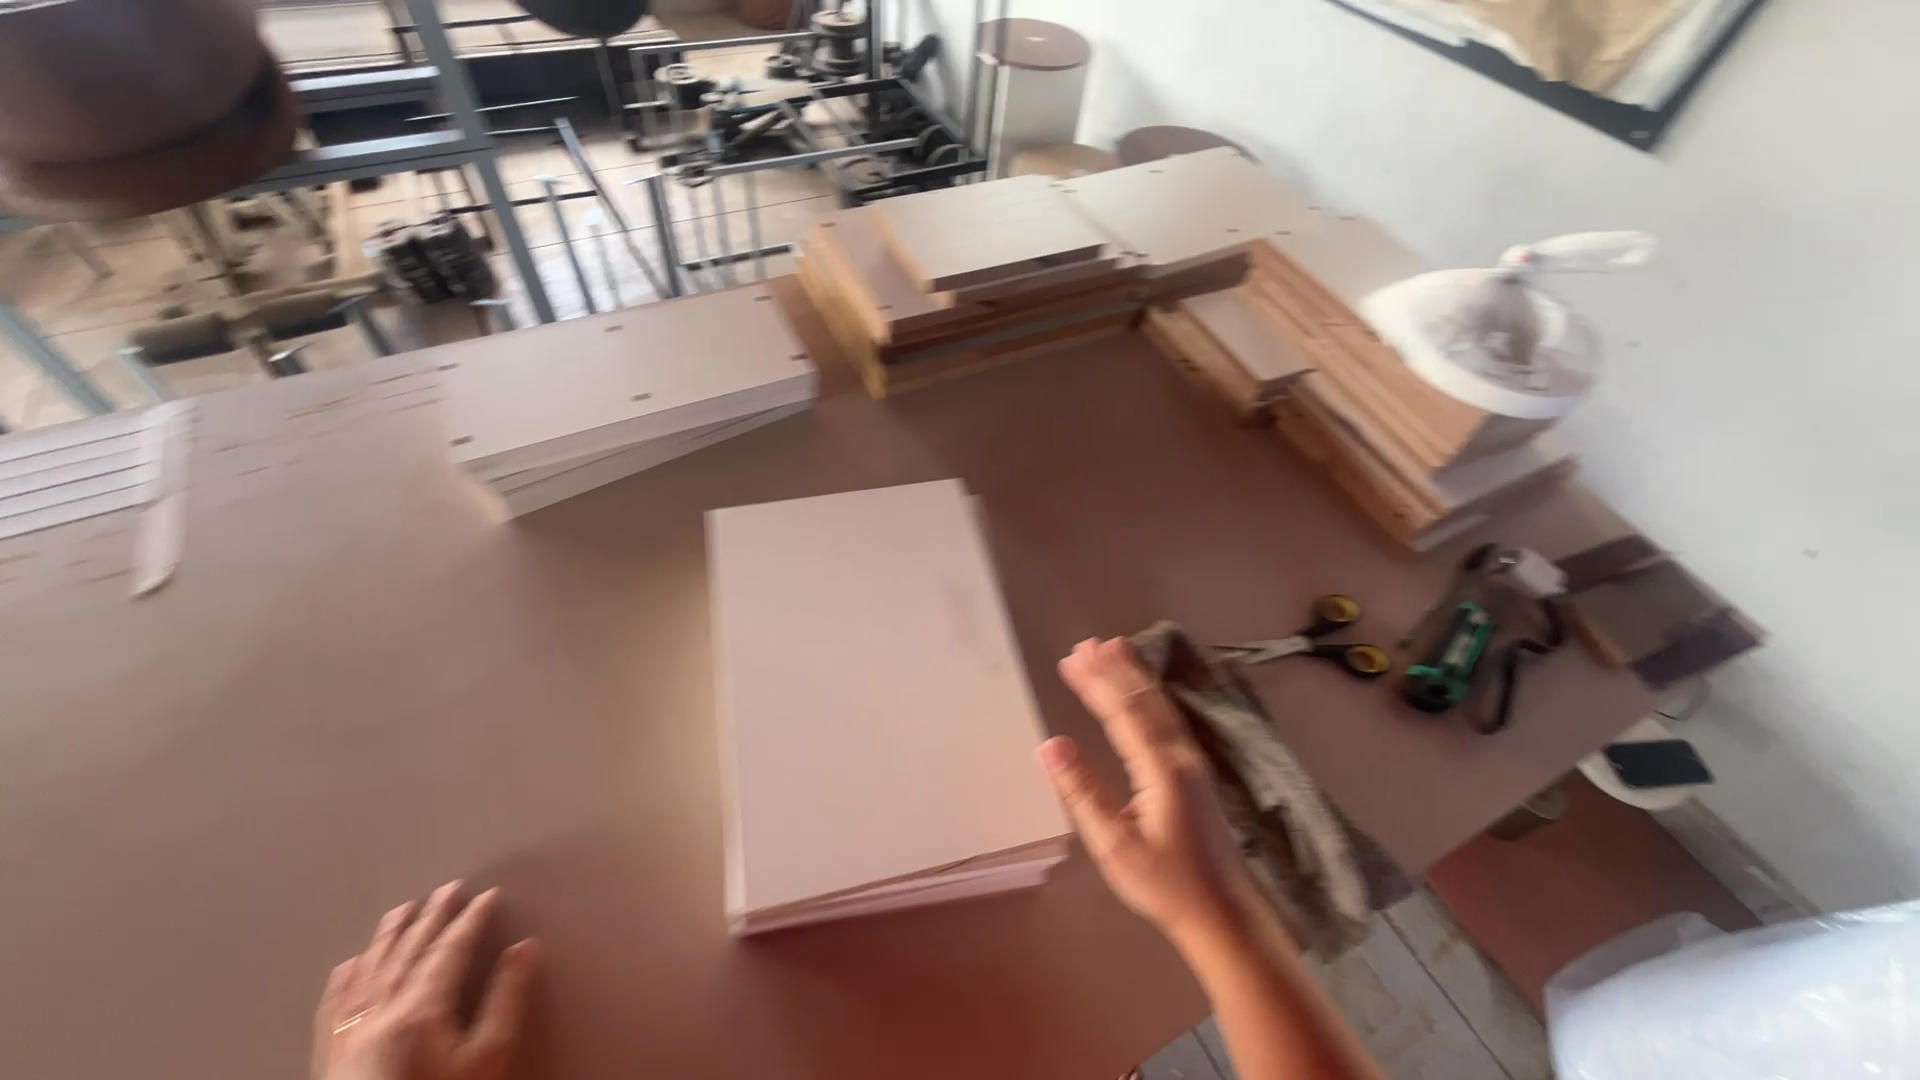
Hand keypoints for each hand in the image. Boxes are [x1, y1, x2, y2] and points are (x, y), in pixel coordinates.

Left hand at [313, 882, 538, 1079]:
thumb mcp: (489, 1058)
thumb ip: (506, 999)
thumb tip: (524, 948)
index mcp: (419, 1011)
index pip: (447, 951)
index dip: (469, 921)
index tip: (486, 896)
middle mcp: (377, 1016)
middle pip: (405, 954)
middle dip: (431, 918)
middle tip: (448, 889)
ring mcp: (347, 1039)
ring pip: (367, 974)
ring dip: (387, 937)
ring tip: (403, 909)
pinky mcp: (328, 1063)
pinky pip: (332, 1009)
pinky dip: (343, 980)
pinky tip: (349, 964)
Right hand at [1040, 638, 1258, 941]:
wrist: (1223, 913)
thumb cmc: (1165, 883)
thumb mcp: (1115, 845)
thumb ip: (1083, 792)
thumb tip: (1049, 745)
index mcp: (1161, 769)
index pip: (1123, 712)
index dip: (1097, 682)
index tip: (1072, 658)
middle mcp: (1180, 755)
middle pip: (1145, 699)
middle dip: (1114, 669)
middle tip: (1085, 644)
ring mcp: (1191, 761)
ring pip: (1160, 705)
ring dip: (1134, 675)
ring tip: (1113, 648)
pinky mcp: (1194, 771)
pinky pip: (1168, 717)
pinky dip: (1148, 694)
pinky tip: (1141, 690)